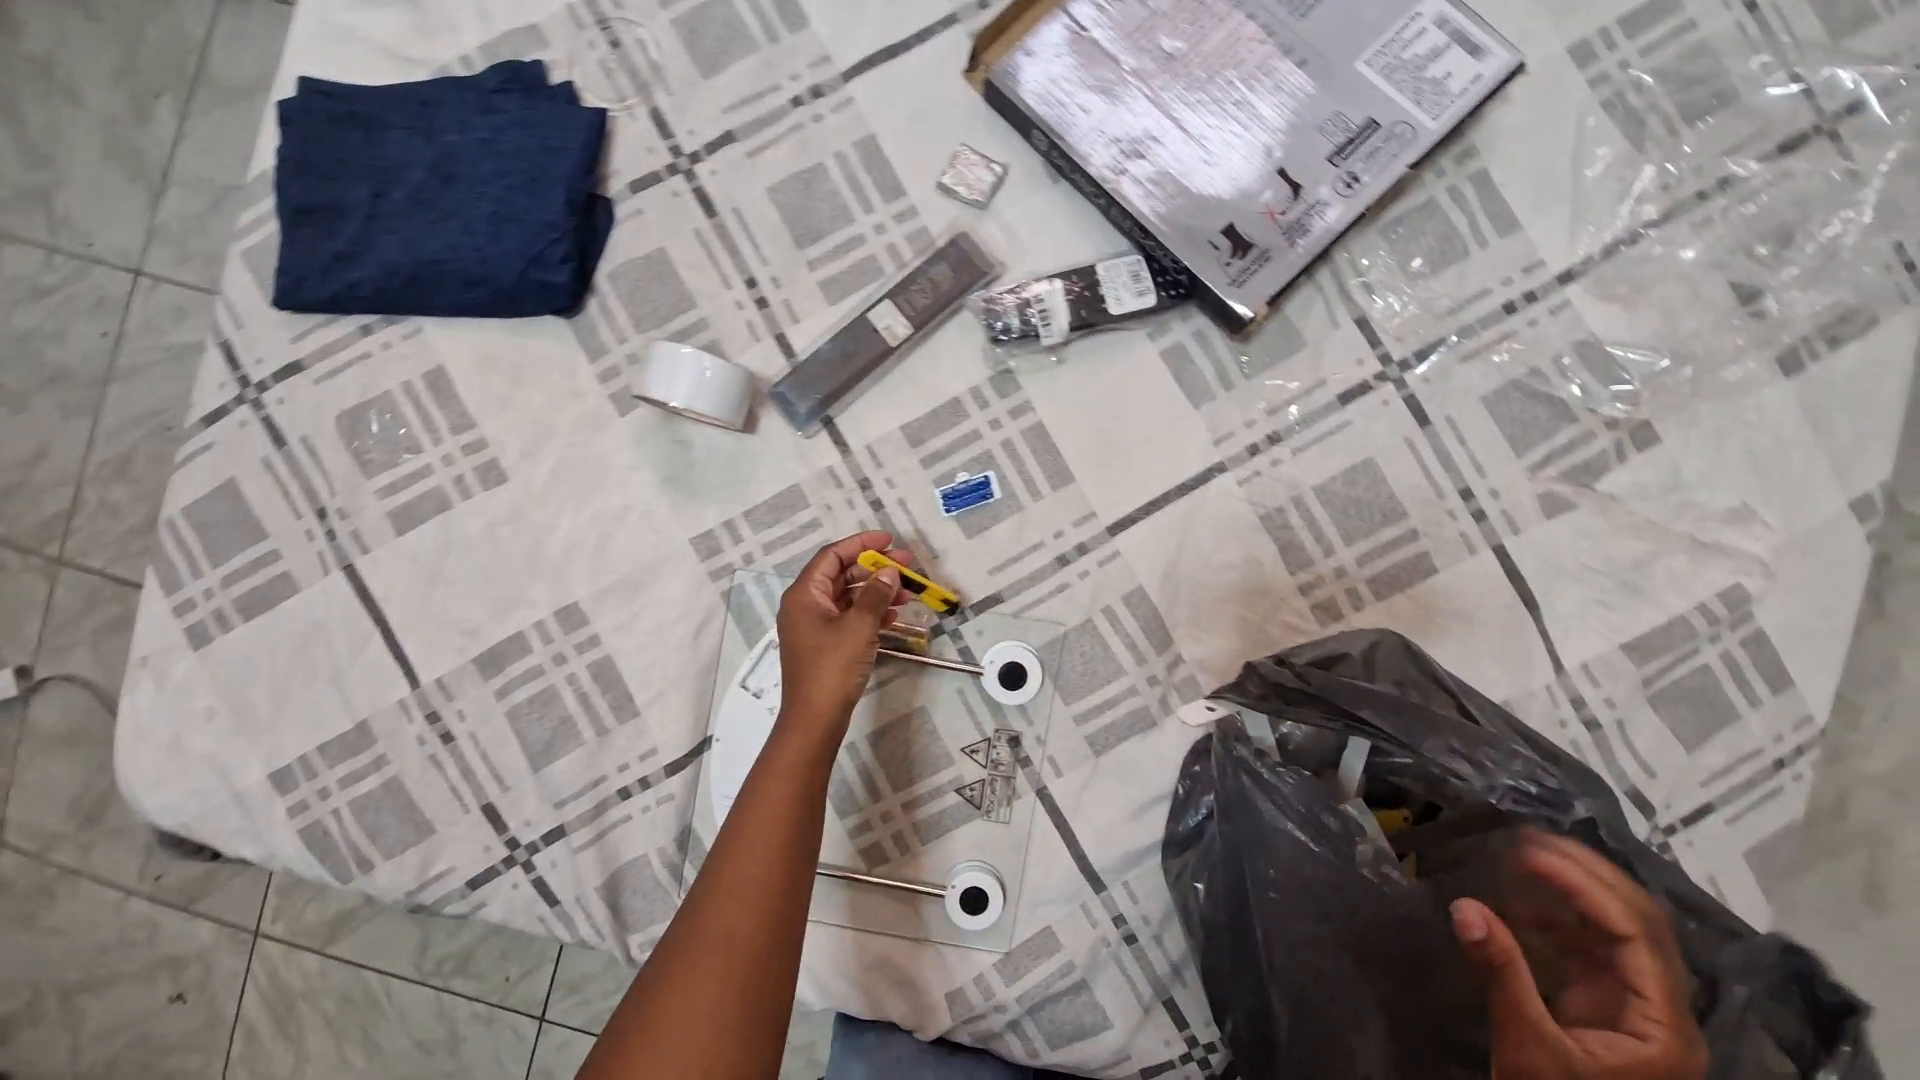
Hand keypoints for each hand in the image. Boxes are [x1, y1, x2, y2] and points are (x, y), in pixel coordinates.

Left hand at [774, 531, 914, 733]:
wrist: (815, 718)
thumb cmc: (833, 667)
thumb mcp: (860, 626)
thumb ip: (876, 595)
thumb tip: (889, 573)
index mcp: (804, 594)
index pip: (832, 555)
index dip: (861, 544)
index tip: (890, 540)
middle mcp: (804, 605)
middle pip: (841, 575)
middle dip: (874, 569)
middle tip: (907, 567)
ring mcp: (813, 626)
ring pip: (847, 597)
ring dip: (876, 593)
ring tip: (907, 594)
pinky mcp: (823, 645)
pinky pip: (848, 618)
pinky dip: (869, 613)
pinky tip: (893, 617)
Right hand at [1451, 832, 1707, 1079]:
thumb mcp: (1528, 1050)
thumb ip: (1501, 975)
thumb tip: (1463, 906)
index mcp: (1663, 1023)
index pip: (1635, 932)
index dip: (1585, 885)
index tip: (1532, 852)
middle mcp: (1660, 1007)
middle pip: (1637, 924)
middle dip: (1585, 877)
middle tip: (1529, 840)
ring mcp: (1635, 1008)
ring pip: (1614, 934)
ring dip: (1569, 894)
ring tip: (1521, 861)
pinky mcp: (1606, 1012)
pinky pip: (1589, 952)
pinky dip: (1554, 923)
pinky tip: (1519, 906)